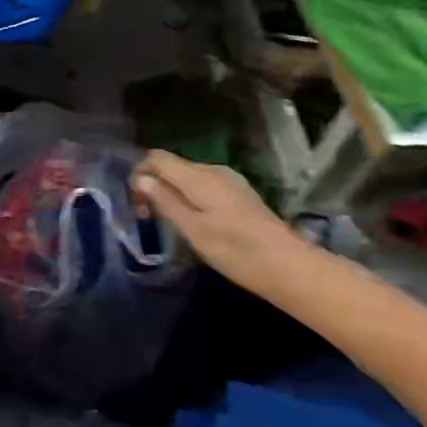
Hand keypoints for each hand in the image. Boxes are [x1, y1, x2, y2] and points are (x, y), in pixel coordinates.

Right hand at [132, 151, 302, 290]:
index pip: (157, 158)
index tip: (136, 201)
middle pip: (173, 166)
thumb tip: (141, 178)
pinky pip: (204, 186)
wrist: (291, 268)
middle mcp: (213, 170)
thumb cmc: (236, 251)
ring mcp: (230, 181)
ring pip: (189, 177)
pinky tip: (196, 222)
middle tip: (149, 217)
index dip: (140, 173)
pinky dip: (191, 197)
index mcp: (199, 176)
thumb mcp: (193, 230)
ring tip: (170, 222)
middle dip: (156, 184)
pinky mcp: (240, 194)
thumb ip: (166, 201)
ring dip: (173, 192)